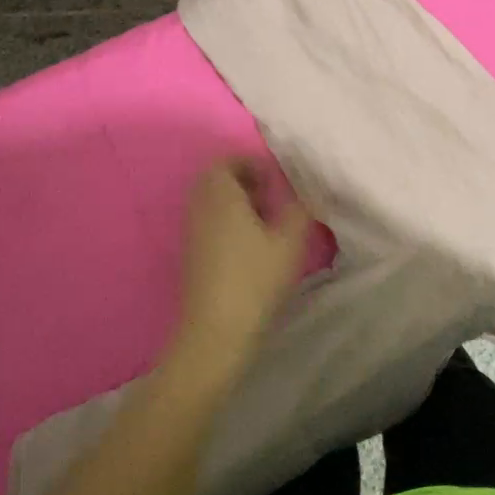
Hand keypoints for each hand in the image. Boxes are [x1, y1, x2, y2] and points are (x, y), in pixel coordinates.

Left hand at [168, 158, 313, 380]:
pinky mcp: (190, 257)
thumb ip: (300, 209)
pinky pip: (206, 223)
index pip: (224, 162)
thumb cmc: (255, 280)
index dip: (249, 163)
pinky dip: (225, 223)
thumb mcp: (290, 242)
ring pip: (209, 203)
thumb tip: (303, 193)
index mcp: (221, 197)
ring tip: (264, 222)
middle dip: (242, 181)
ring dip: (234, 203)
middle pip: (214, 180)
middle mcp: (200, 209)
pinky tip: (249, 247)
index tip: (274, 180)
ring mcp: (191, 234)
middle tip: (270, 197)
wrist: (216, 332)